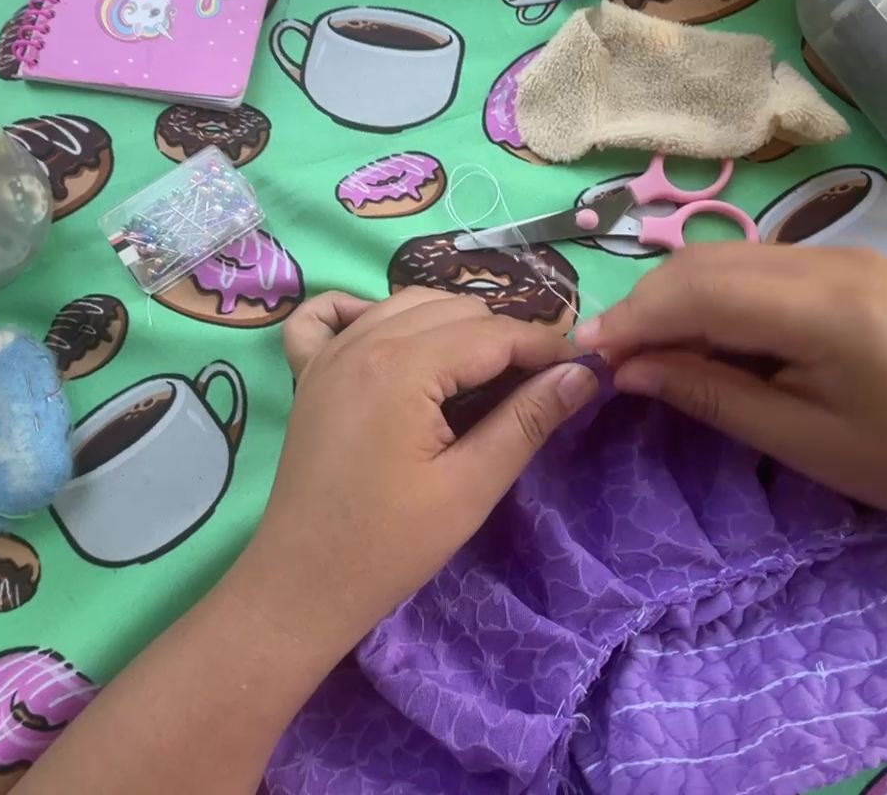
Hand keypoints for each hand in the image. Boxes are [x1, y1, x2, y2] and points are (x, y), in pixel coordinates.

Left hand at [236, 289, 598, 650]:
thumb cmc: (391, 544)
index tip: (583, 368)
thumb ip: (528, 420)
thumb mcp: (471, 486)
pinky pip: (330, 314)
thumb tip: (582, 373)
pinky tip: (389, 336)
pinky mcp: (309, 371)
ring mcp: (329, 351)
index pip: (493, 332)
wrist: (303, 583)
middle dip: (504, 337)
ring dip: (452, 323)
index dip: (546, 346)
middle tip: (535, 382)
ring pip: (407, 302)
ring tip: (482, 370)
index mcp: (403, 366)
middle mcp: (364, 340)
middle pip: (455, 309)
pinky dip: (363, 311)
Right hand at [575, 243, 886, 518]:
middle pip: (704, 264)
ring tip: (643, 346)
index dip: (637, 317)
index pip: (705, 294)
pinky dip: (704, 295)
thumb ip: (705, 392)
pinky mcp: (832, 259)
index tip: (587, 348)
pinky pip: (745, 266)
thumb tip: (626, 369)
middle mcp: (830, 261)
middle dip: (645, 305)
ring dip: (670, 297)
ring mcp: (834, 253)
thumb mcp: (792, 438)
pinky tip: (692, 332)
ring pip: (718, 257)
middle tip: (610, 353)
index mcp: (830, 311)